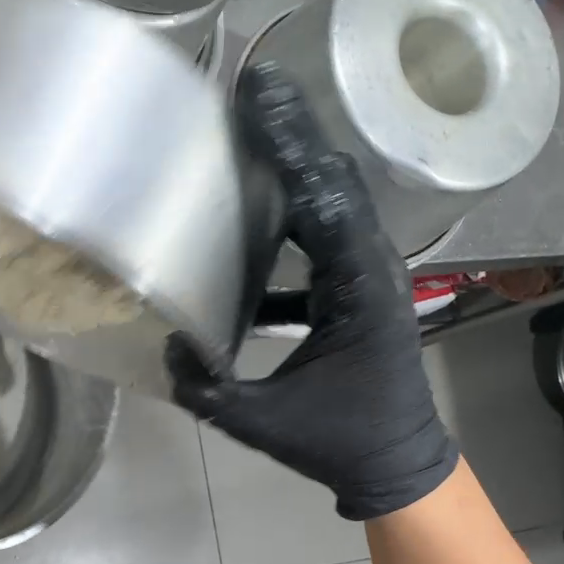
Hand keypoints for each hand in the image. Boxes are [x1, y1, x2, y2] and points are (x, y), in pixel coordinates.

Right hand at [170, 63, 456, 520]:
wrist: (396, 462)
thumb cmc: (338, 441)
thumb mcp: (261, 422)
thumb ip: (207, 389)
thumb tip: (167, 347)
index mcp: (358, 289)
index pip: (322, 200)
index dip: (287, 149)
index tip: (253, 106)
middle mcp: (371, 268)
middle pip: (335, 183)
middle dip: (293, 139)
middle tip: (249, 101)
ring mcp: (368, 277)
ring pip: (332, 206)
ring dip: (292, 174)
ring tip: (247, 144)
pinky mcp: (356, 292)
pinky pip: (322, 241)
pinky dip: (289, 225)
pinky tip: (248, 230)